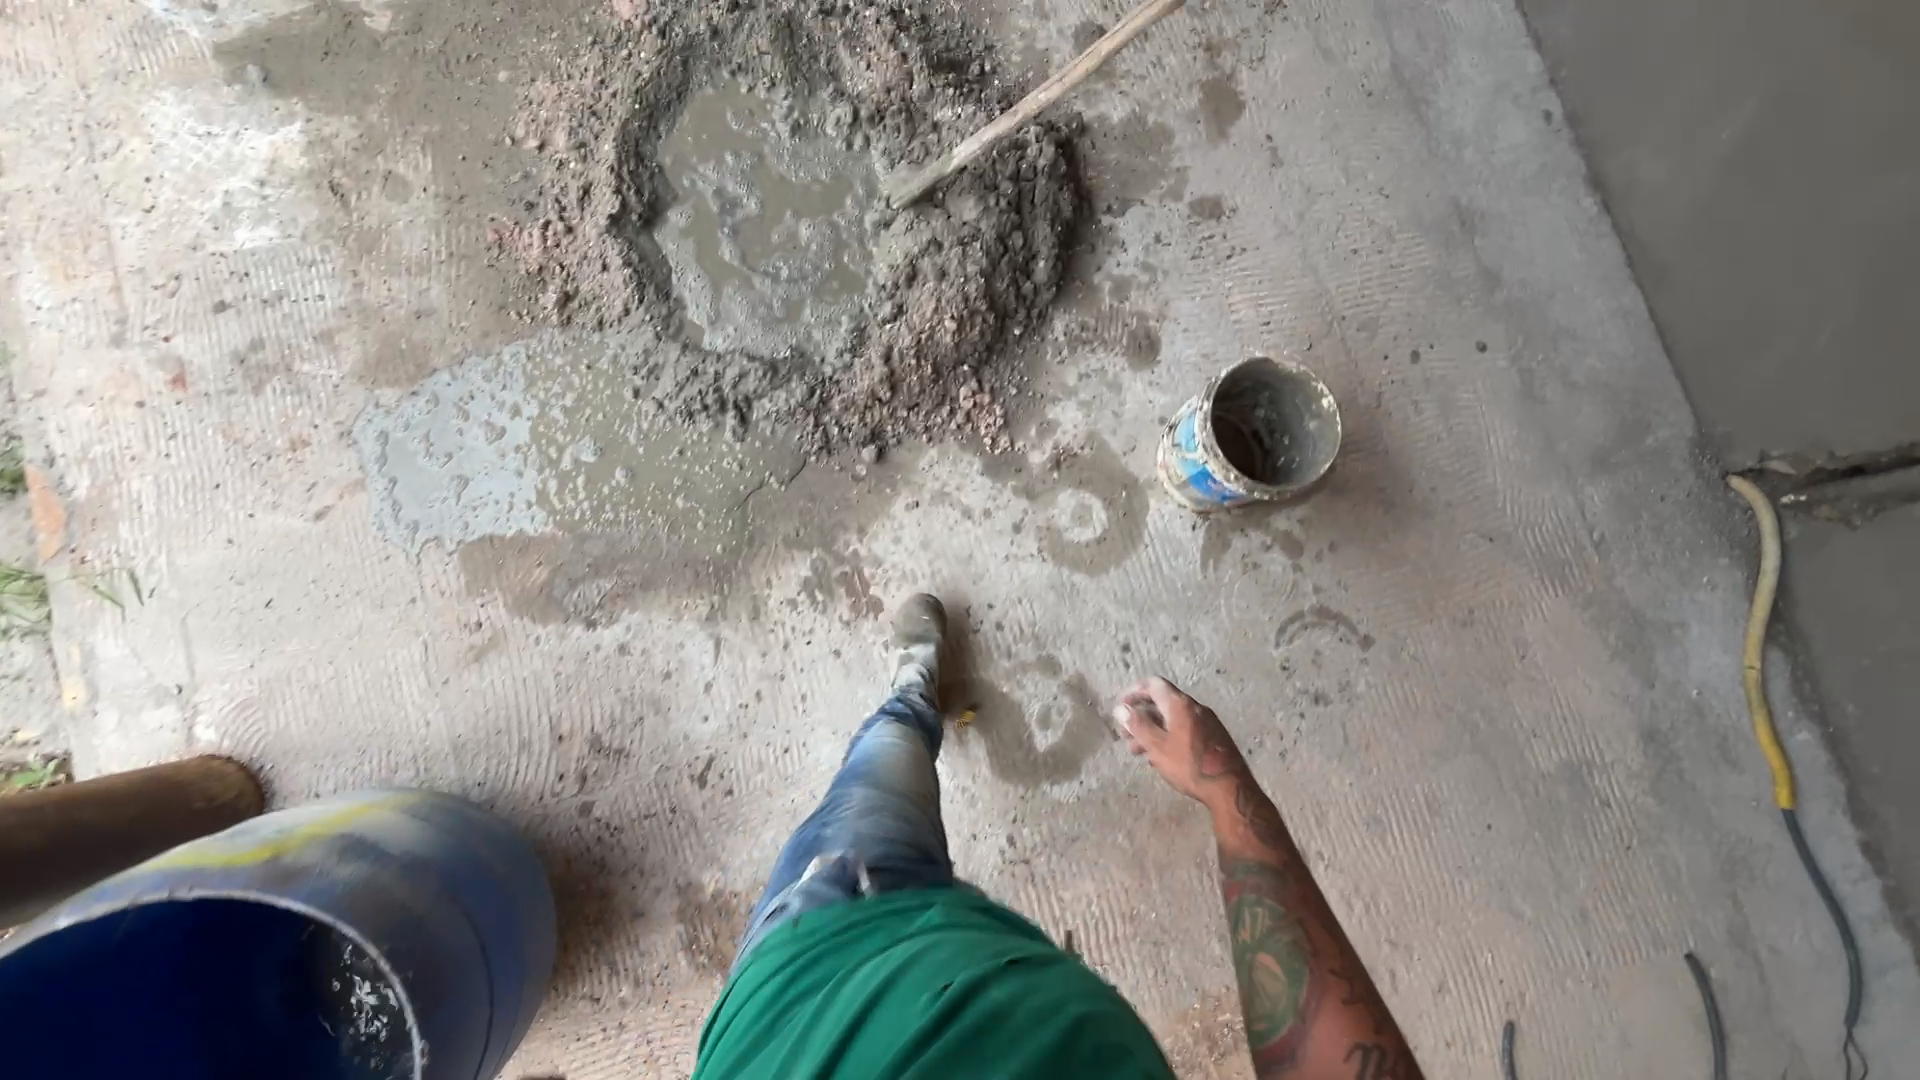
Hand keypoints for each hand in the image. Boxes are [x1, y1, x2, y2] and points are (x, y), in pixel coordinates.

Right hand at [1113, 677, 1247, 807]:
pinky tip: (1159, 758)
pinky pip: (1183, 730)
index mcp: (1180, 704)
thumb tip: (1120, 708)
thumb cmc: (1189, 765)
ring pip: (1172, 719)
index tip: (1121, 706)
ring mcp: (1206, 723)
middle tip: (1125, 735)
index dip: (1134, 691)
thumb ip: (1137, 725)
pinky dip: (1166, 737)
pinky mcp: (1213, 738)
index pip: (1153, 684)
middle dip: (1140, 717)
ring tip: (1137, 752)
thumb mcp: (1157, 746)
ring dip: (1151, 731)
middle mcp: (1194, 708)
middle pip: (1161, 703)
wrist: (1230, 789)